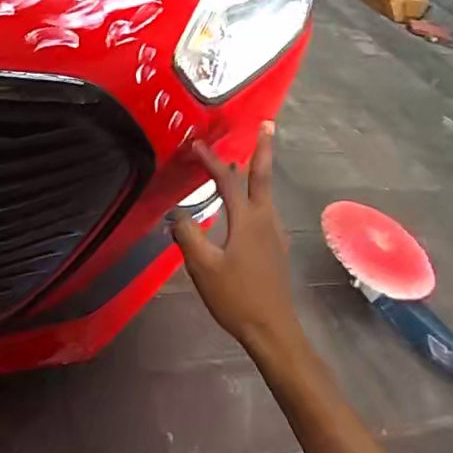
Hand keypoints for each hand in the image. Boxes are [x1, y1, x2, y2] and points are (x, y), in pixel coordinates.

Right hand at [170, 122, 301, 353]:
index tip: (196, 145)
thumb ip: (189, 236)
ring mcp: (275, 233)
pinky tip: (249, 203)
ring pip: (266, 193)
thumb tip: (177, 213)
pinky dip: (257, 193)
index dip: (211, 161)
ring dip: (259, 171)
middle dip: (264, 148)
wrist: (272, 328)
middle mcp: (266, 219)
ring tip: (249, 157)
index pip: (228, 181)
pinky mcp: (276, 246)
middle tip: (268, 124)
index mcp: (248, 220)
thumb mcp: (203, 267)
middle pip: (264, 176)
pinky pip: (265, 208)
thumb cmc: (236, 297)